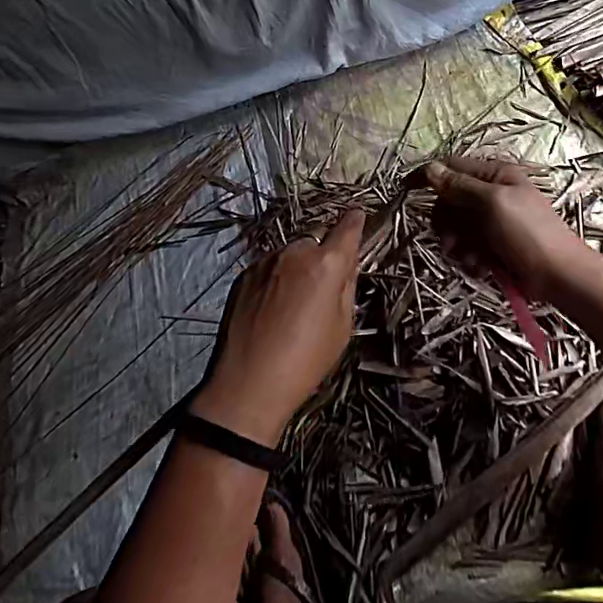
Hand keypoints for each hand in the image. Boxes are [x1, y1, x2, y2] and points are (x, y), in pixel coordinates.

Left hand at [192, 208, 364, 446]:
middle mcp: (296, 252)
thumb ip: (347, 286)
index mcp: (326, 263)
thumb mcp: (342, 327)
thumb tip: (348, 263)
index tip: (358, 217)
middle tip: (323, 284)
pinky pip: (270, 267)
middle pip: (316, 239)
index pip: (347, 228)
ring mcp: (266, 261)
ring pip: (291, 253)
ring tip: (294, 302)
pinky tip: (273, 308)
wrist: (247, 385)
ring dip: (298, 265)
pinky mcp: (245, 274)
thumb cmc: (304, 361)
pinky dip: (276, 277)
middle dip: (323, 253)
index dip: (355, 222)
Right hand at [423, 156, 602, 300]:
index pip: (452, 167)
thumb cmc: (529, 233)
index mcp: (495, 174)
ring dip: (459, 245)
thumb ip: (460, 186)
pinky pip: (467, 248)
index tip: (406, 189)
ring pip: (455, 228)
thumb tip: (430, 168)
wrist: (560, 277)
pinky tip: (483, 267)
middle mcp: (491, 194)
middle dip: (447, 222)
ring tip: (473, 258)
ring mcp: (492, 222)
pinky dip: (471, 259)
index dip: (430, 177)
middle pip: (449, 201)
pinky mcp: (492, 246)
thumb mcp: (493, 203)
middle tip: (452, 239)